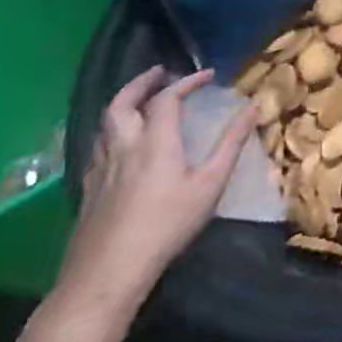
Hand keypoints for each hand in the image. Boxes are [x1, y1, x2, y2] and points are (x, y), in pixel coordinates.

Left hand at [58, 67, 257, 304]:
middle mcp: (124, 143)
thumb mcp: (209, 185)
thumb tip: (252, 107)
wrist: (109, 269)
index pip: (169, 97)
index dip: (188, 81)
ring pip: (106, 120)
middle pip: (124, 100)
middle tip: (158, 72)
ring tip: (139, 101)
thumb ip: (231, 144)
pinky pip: (99, 144)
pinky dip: (112, 131)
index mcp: (154, 139)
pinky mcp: (88, 185)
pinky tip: (119, 146)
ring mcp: (101, 164)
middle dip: (142, 81)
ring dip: (124, 102)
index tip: (208, 75)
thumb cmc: (167, 225)